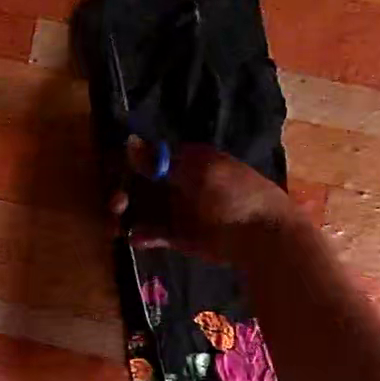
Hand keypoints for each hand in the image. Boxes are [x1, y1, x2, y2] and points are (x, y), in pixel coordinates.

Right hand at [109, 139, 305, 264]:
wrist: (263, 237)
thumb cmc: (233, 197)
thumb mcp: (199, 172)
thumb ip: (162, 162)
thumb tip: (130, 141)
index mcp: (188, 160)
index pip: (149, 158)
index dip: (129, 165)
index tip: (116, 176)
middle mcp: (180, 184)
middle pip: (141, 185)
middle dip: (124, 193)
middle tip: (116, 206)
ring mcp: (180, 211)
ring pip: (144, 210)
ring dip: (127, 216)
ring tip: (116, 227)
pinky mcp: (181, 237)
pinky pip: (154, 233)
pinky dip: (143, 235)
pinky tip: (135, 239)